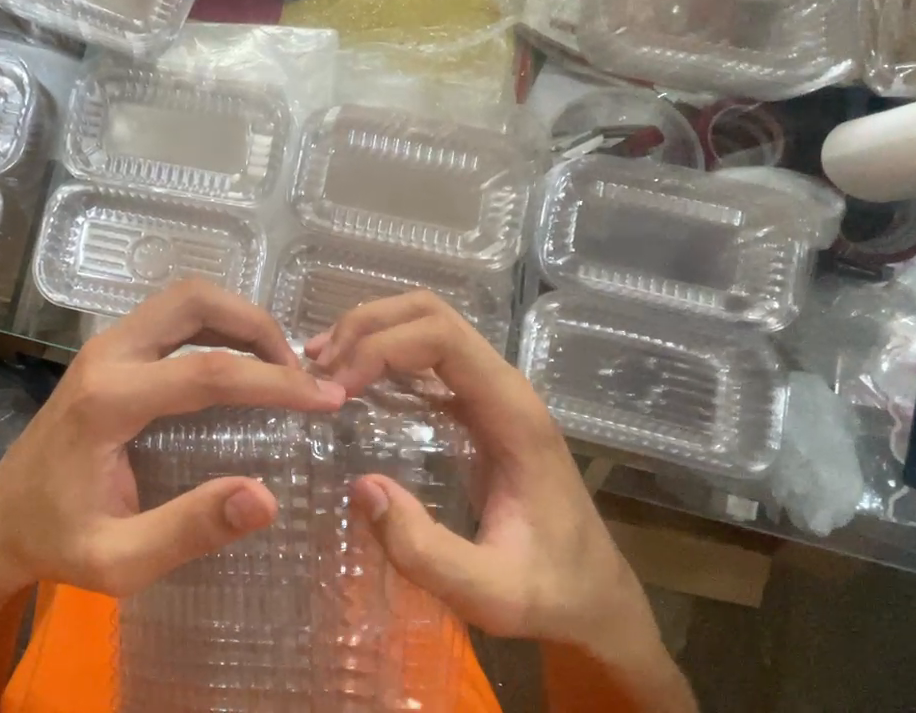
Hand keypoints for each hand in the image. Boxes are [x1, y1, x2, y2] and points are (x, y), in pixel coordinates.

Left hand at [0, 280, 346, 597]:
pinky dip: (216, 326)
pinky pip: (171, 317)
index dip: (274, 381)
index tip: (326, 399)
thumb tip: (265, 497)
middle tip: (298, 372)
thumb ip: (188, 531)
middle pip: (193, 301)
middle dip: (257, 324)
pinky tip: (241, 363)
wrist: (1, 518)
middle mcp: (106, 355)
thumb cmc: (57, 541)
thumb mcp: (119, 561)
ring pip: (183, 299)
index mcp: (107, 401)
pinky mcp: (109, 351)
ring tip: (279, 367)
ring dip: (237, 319)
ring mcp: (105, 346)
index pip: (205, 371)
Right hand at [307, 292, 662, 662]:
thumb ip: (426, 551)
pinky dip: (378, 351)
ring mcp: (489, 391)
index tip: (336, 389)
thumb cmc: (550, 594)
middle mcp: (503, 387)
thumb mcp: (490, 593)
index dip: (380, 348)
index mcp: (513, 414)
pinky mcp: (473, 405)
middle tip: (319, 368)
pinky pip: (422, 353)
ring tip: (321, 367)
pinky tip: (346, 380)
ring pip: (424, 323)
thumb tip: (362, 485)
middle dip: (367, 327)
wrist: (597, 601)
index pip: (441, 338)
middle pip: (429, 314)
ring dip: (369, 333)